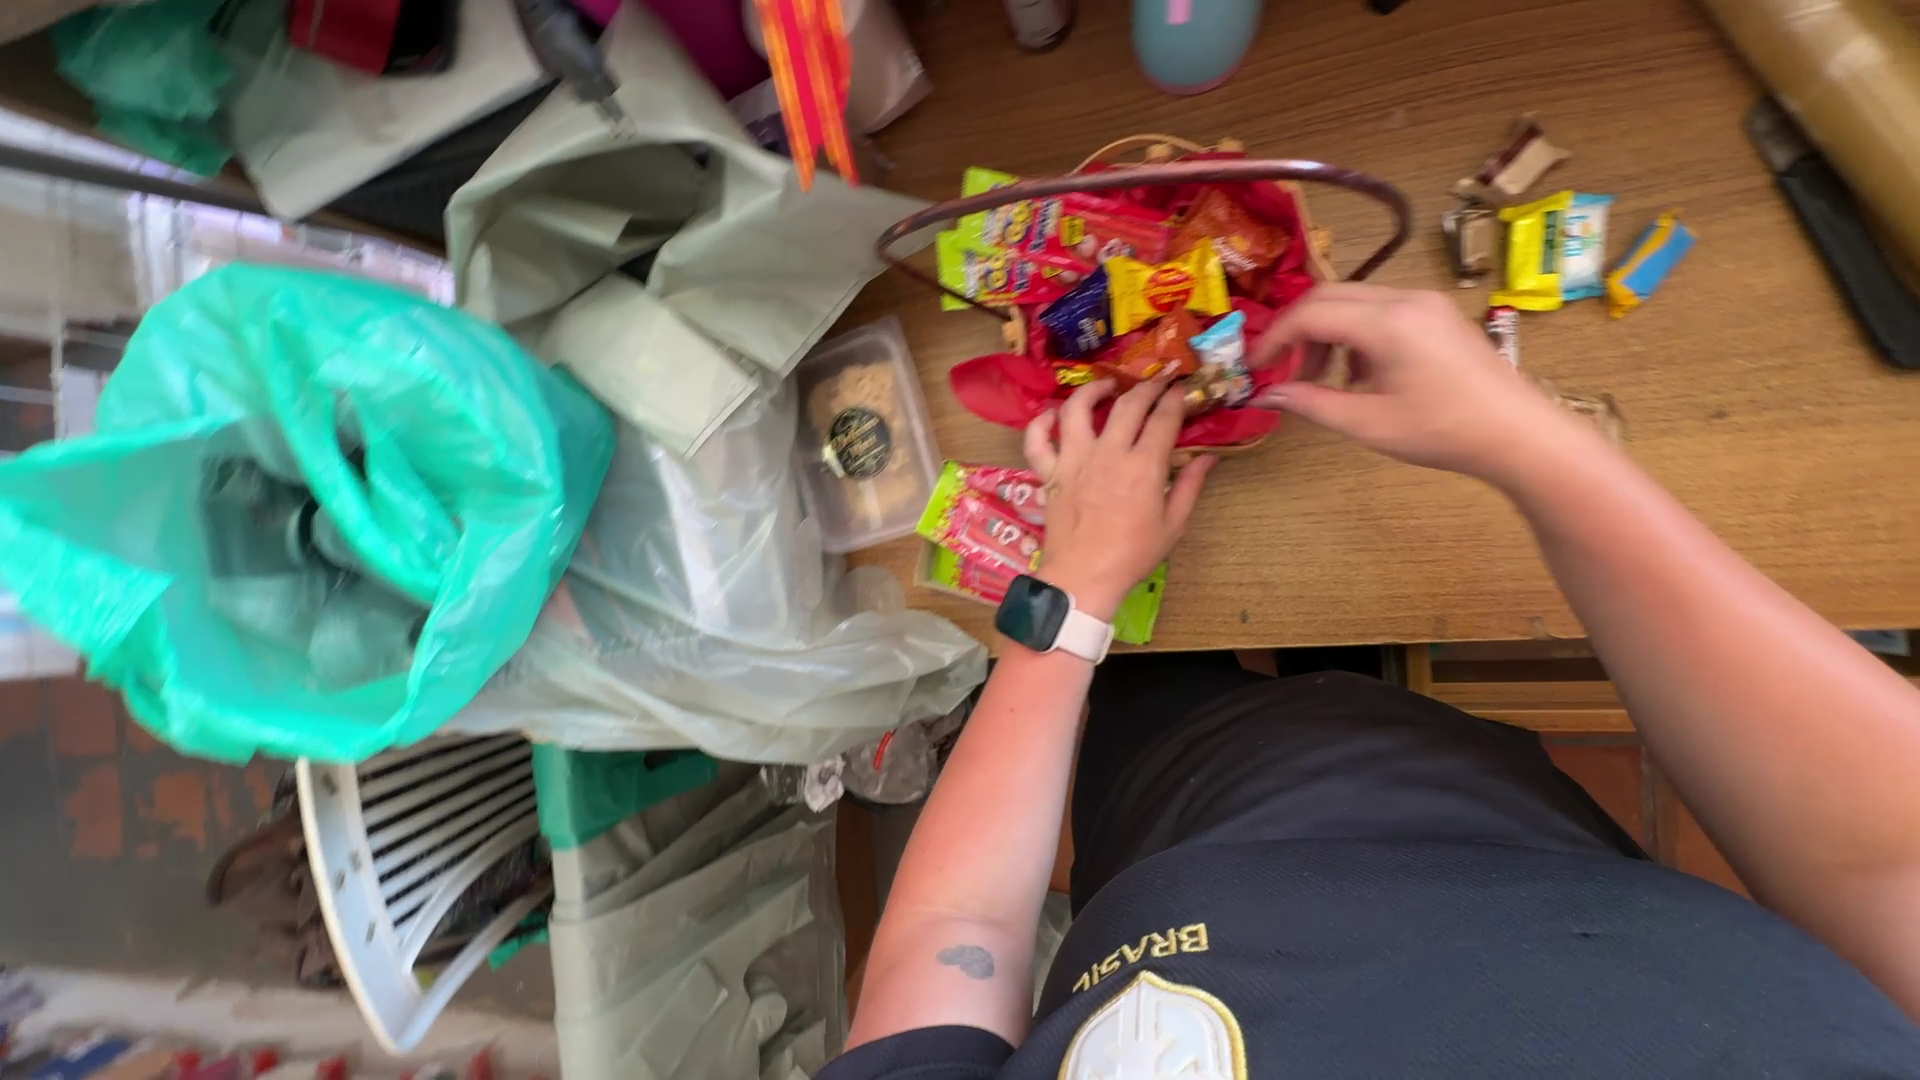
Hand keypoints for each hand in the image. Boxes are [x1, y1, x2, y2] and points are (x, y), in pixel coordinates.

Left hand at [1022, 375, 1216, 621]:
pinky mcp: (1049, 474)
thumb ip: (1189, 486)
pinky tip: (1052, 416)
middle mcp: (1107, 453)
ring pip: (1077, 410)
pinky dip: (1041, 424)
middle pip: (1127, 404)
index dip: (1176, 398)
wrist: (1083, 578)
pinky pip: (1038, 441)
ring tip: (1107, 386)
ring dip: (1093, 390)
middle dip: (1146, 387)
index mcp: (1143, 466)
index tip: (1183, 389)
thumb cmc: (1131, 555)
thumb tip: (1208, 457)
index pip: (1163, 417)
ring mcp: (1073, 460)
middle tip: (1156, 382)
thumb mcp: (1172, 525)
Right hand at [1247, 284, 1580, 479]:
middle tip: (1279, 371)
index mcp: (1388, 323)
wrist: (1519, 433)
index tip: (1253, 369)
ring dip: (1322, 334)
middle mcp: (1405, 299)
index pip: (1310, 314)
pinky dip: (1350, 335)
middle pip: (1327, 297)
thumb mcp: (1366, 423)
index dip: (1273, 340)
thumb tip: (1265, 395)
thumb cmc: (1442, 432)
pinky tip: (1355, 374)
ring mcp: (1424, 302)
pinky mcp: (1434, 313)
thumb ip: (1309, 403)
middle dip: (1294, 332)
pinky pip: (1377, 310)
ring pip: (1351, 301)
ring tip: (1317, 378)